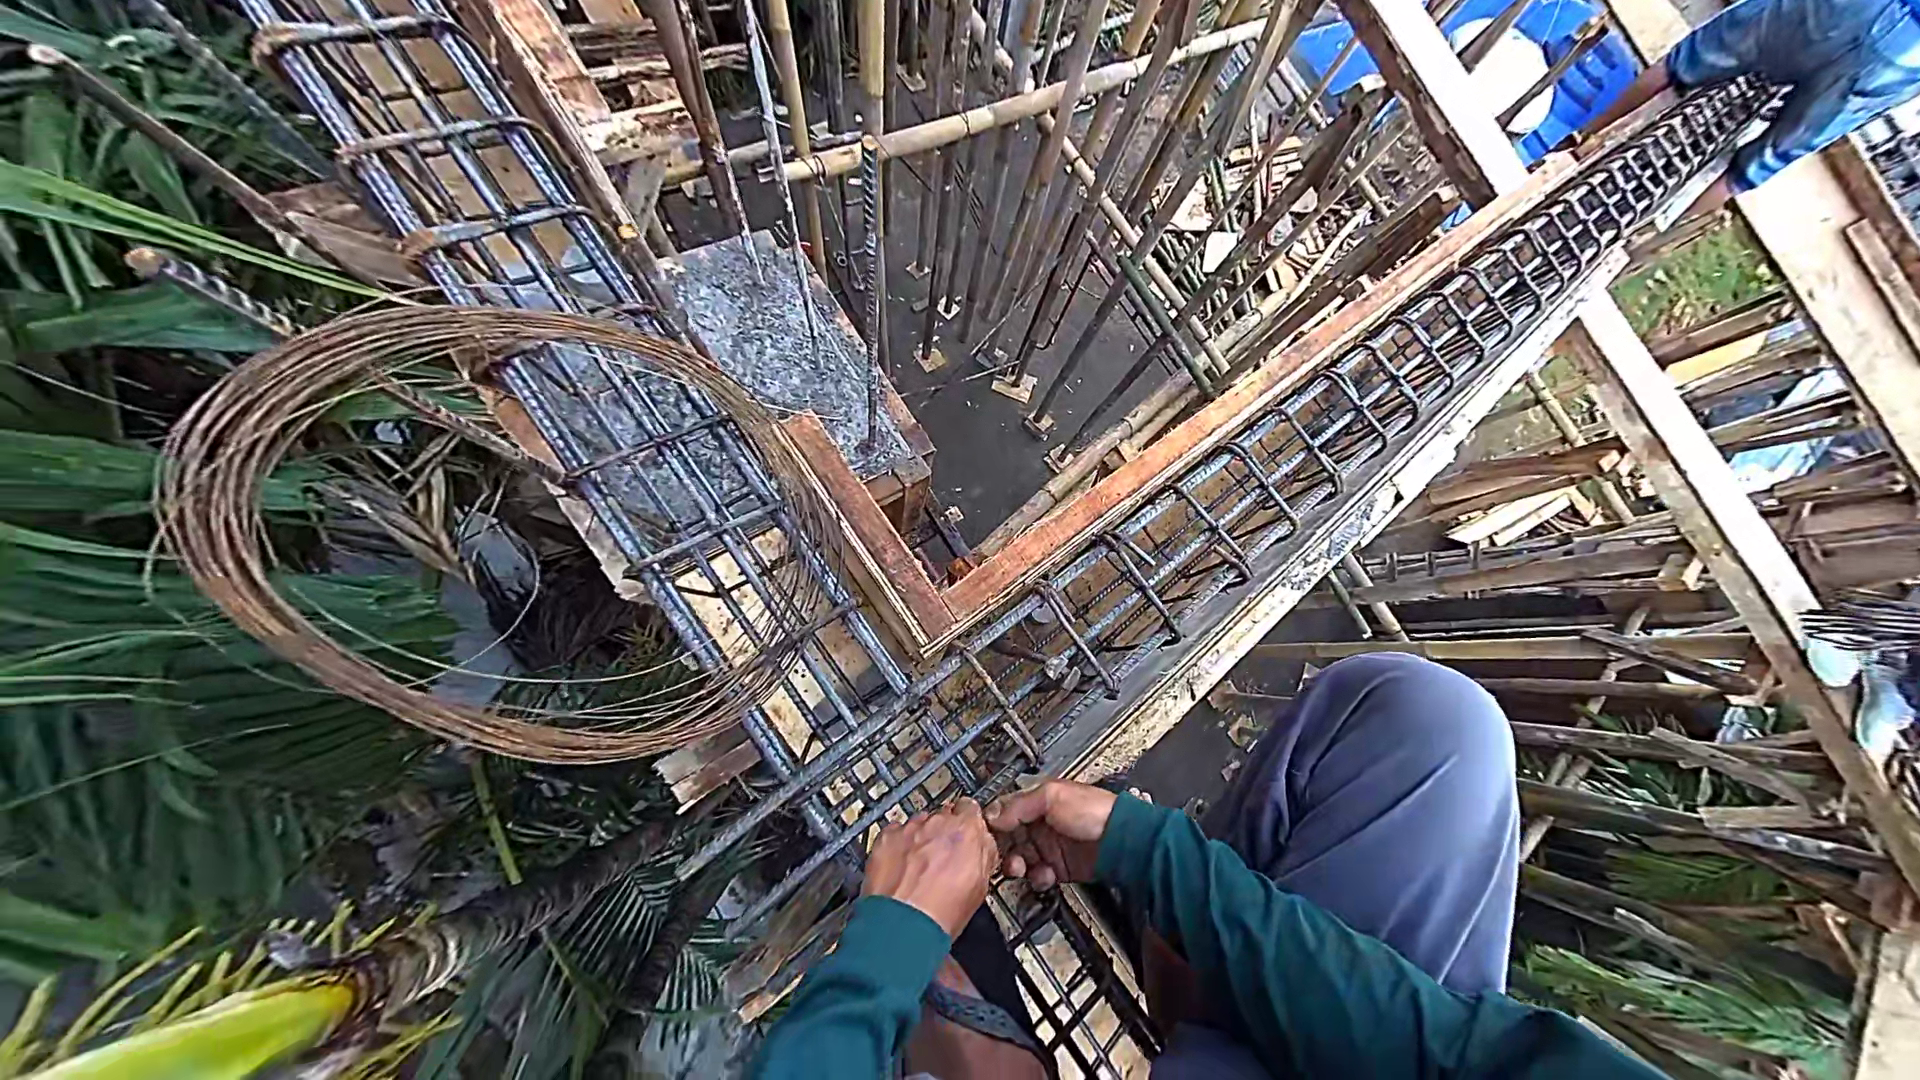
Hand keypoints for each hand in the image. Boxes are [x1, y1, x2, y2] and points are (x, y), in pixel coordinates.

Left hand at [861, 798, 998, 937]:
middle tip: (941, 861)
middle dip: (943, 833)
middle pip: (943, 816)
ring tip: (917, 870)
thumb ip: (983, 854)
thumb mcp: (981, 887)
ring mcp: (911, 827)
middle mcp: (938, 822)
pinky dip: (897, 846)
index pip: (970, 809)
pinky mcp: (887, 836)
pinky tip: (899, 868)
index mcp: (967, 830)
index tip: (964, 837)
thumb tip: (982, 846)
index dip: (967, 824)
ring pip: (919, 824)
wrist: (903, 926)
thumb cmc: (942, 913)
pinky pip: (895, 833)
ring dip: (920, 840)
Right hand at [985, 778, 1116, 889]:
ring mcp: (1050, 845)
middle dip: (1004, 849)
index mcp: (1038, 801)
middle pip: (1010, 838)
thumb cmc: (1094, 811)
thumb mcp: (1051, 797)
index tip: (987, 837)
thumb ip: (1019, 805)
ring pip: (1021, 859)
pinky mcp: (1059, 867)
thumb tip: (993, 813)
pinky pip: (1038, 875)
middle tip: (1006, 857)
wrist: (1121, 841)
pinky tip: (1045, 874)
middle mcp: (1042, 822)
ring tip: (1023, 868)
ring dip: (1019, 866)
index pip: (1005, 812)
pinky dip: (1038, 877)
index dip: (994, 825)